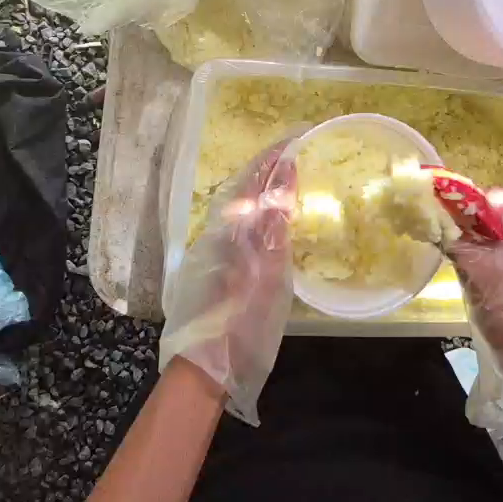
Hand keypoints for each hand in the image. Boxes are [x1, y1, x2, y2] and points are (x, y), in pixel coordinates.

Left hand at [159, 142, 296, 425]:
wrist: (204, 365)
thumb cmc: (244, 324)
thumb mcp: (273, 274)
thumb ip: (278, 223)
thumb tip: (286, 178)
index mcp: (235, 227)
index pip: (256, 177)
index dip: (276, 154)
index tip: (298, 135)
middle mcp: (219, 229)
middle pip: (243, 184)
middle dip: (268, 163)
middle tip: (295, 148)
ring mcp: (210, 245)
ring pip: (236, 201)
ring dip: (259, 182)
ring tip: (284, 172)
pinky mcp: (208, 262)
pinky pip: (233, 219)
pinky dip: (252, 204)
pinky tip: (265, 211)